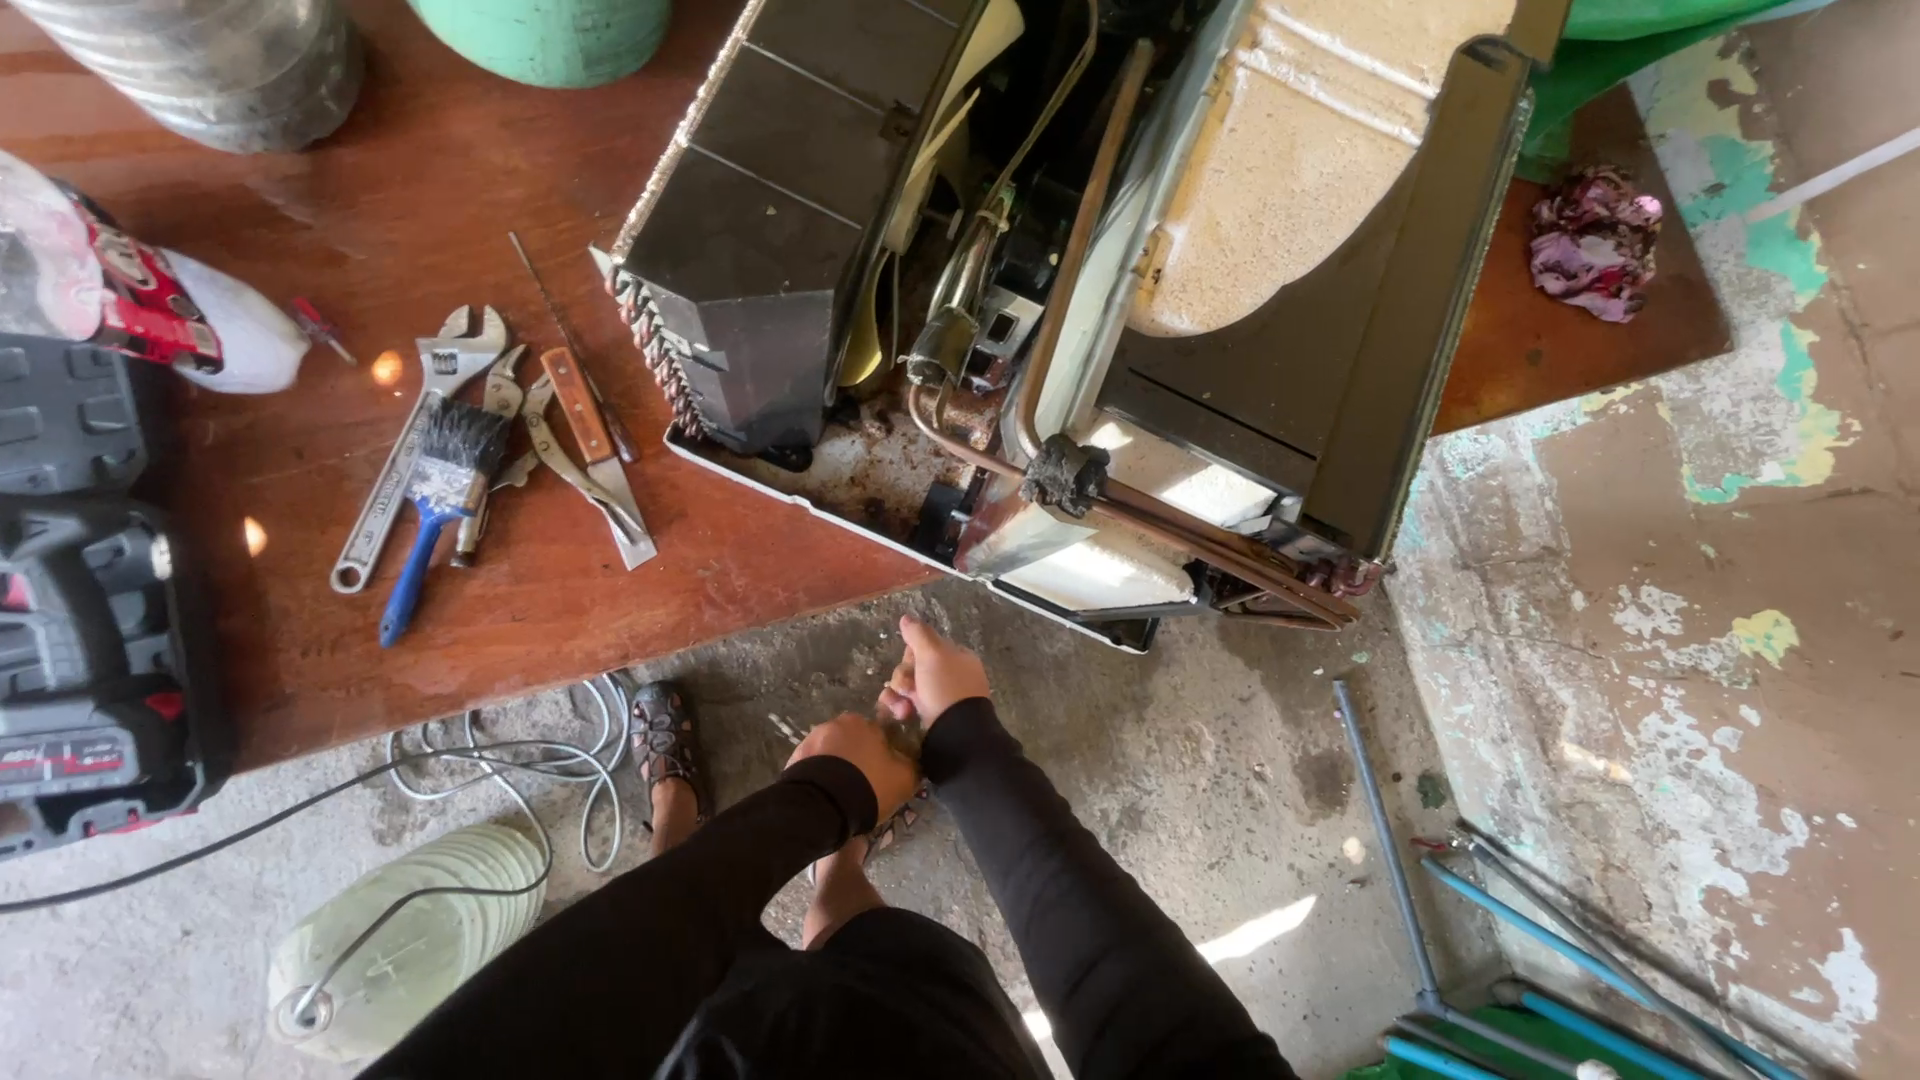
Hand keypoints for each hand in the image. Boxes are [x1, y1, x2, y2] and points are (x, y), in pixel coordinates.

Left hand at [788, 712, 919, 820]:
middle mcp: (835, 724)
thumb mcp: (904, 779)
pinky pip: (815, 768)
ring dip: (838, 769)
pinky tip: (827, 797)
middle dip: (858, 761)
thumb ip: (912, 765)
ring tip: (843, 797)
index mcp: (862, 722)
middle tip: (863, 788)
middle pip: (854, 743)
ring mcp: (811, 740)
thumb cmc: (868, 785)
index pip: (880, 735)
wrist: (822, 806)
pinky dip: (822, 778)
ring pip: (833, 755)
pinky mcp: (794, 759)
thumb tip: (912, 761)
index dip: (884, 756)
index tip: (883, 777)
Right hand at [878, 615, 989, 729]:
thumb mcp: (933, 654)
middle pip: (913, 665)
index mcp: (957, 657)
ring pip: (907, 685)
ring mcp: (941, 697)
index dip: (912, 652)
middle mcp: (950, 675)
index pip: (926, 645)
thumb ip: (918, 634)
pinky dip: (899, 706)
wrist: (956, 734)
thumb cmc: (946, 688)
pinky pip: (907, 704)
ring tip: (903, 706)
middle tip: (907, 686)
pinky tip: (900, 713)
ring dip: (898, 693)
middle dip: (903, 676)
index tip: (912, 660)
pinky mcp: (931, 717)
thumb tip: (906, 617)